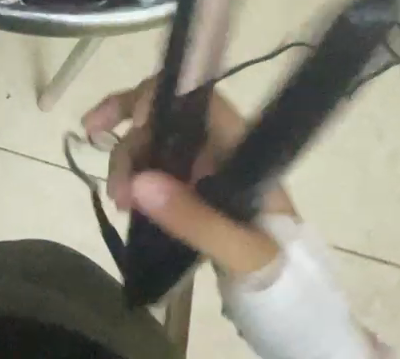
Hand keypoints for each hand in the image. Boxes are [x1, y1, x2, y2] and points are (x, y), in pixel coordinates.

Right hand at [82, 78, 286, 279]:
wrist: (284, 302)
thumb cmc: (274, 269)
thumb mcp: (240, 251)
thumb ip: (195, 218)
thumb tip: (139, 182)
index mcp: (238, 146)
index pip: (197, 98)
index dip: (160, 98)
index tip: (135, 121)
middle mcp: (216, 144)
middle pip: (163, 117)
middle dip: (131, 142)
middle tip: (116, 186)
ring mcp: (199, 162)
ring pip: (149, 138)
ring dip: (124, 159)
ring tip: (115, 199)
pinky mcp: (185, 182)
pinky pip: (149, 161)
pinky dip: (126, 168)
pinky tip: (115, 191)